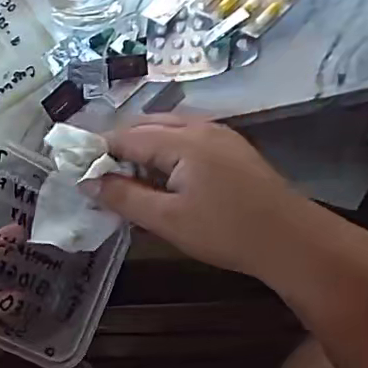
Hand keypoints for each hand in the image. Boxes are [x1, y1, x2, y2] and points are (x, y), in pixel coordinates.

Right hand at [95, 116, 308, 276]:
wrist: (293, 241)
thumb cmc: (225, 231)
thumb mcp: (165, 219)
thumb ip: (123, 197)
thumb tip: (88, 183)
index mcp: (182, 141)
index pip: (125, 136)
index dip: (96, 150)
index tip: (74, 169)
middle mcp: (201, 128)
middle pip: (146, 126)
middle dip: (116, 145)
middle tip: (95, 175)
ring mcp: (220, 137)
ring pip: (167, 130)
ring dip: (139, 148)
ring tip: (122, 177)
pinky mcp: (231, 151)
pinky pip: (185, 139)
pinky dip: (162, 152)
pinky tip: (157, 177)